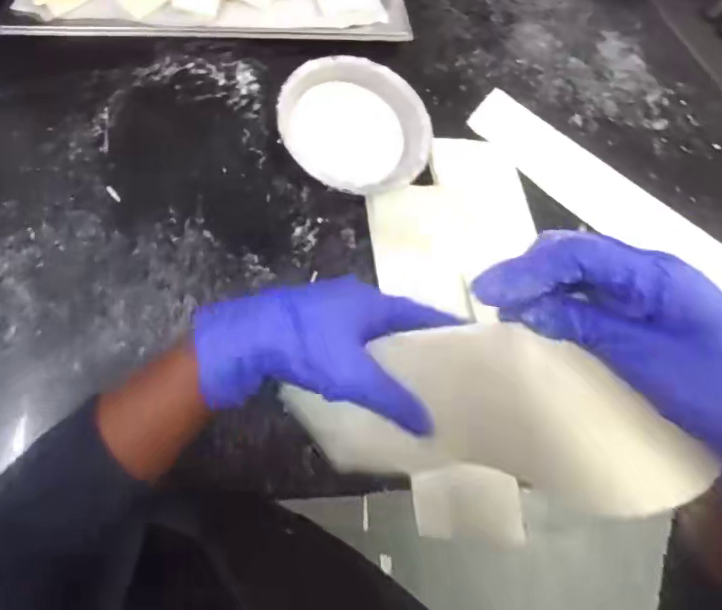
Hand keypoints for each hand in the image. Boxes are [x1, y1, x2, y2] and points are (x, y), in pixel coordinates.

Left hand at [194, 277, 457, 434]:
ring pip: (370, 329)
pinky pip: (350, 336)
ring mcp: (328, 307)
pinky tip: (368, 377)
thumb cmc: (308, 346)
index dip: (445, 327)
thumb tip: (429, 424)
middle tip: (447, 369)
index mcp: (370, 301)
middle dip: (418, 342)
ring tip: (412, 379)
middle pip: (396, 320)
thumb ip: (393, 399)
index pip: (419, 312)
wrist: (249, 334)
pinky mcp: (309, 321)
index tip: (472, 342)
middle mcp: (352, 297)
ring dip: (389, 350)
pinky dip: (365, 354)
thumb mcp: (355, 376)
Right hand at [473, 232, 721, 580]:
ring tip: (510, 308)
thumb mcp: (647, 361)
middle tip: (495, 299)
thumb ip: (584, 325)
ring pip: (580, 273)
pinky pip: (594, 297)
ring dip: (542, 285)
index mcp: (657, 273)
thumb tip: (522, 306)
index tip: (487, 292)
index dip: (526, 268)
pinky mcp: (651, 320)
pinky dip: (562, 302)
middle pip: (575, 254)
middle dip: (529, 270)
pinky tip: (545, 320)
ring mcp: (653, 296)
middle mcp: (652, 274)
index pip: (576, 253)